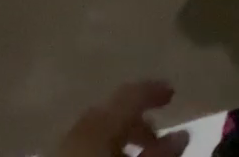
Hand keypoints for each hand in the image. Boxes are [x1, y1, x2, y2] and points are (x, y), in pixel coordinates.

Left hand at [54, 81, 187, 156]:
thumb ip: (160, 151)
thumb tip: (182, 133)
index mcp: (100, 119)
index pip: (130, 92)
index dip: (154, 89)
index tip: (173, 93)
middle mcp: (81, 123)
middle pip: (113, 110)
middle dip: (138, 117)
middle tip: (158, 132)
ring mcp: (63, 140)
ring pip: (97, 127)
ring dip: (121, 133)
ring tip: (138, 150)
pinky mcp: (56, 153)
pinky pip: (84, 141)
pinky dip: (102, 144)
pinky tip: (114, 156)